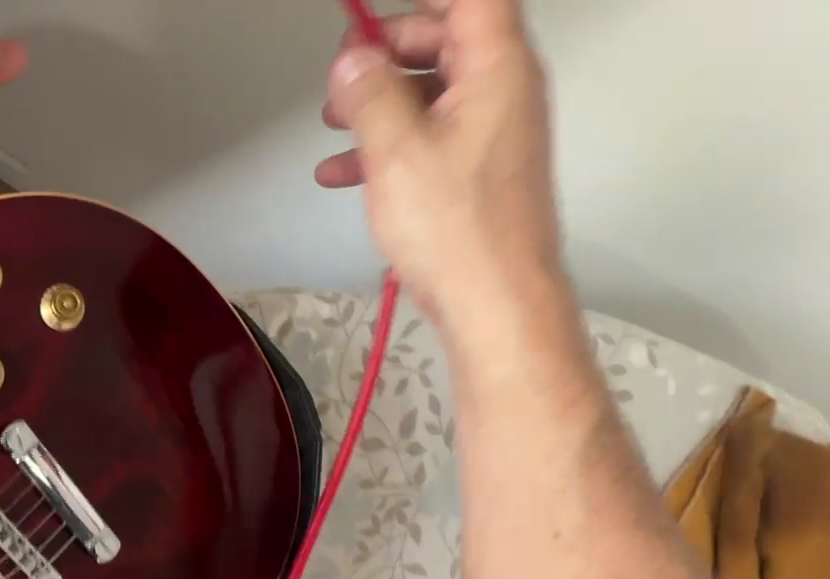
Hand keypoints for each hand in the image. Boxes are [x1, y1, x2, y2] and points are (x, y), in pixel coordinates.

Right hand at [316, 0, 564, 326]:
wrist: (491, 293)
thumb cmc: (455, 226)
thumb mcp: (397, 153)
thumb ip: (371, 97)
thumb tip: (352, 59)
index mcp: (496, 70)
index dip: (419, 3)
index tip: (365, 21)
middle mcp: (502, 90)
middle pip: (447, 39)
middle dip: (389, 50)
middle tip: (342, 73)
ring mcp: (489, 130)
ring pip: (430, 91)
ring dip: (380, 99)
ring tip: (332, 121)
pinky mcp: (472, 167)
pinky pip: (426, 134)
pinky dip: (385, 142)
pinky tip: (342, 171)